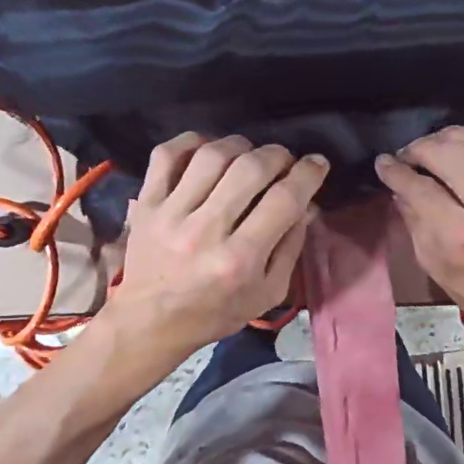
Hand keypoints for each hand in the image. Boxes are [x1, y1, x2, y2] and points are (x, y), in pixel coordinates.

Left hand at [104, 133, 326, 360]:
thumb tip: (307, 203)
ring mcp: (171, 214)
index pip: (284, 199)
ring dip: (241, 145)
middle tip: (284, 161)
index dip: (308, 174)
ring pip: (212, 154)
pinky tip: (209, 150)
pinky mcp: (146, 203)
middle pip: (250, 168)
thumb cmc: (215, 312)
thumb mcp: (267, 293)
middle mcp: (206, 231)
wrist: (150, 322)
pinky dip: (192, 141)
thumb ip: (291, 246)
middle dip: (278, 155)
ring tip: (249, 155)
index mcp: (240, 259)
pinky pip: (167, 154)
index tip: (317, 164)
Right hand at [375, 126, 463, 341]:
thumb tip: (398, 181)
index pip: (422, 189)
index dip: (396, 171)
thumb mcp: (434, 264)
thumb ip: (415, 220)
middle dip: (421, 148)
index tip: (385, 163)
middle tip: (410, 154)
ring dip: (453, 135)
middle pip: (452, 155)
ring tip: (439, 145)